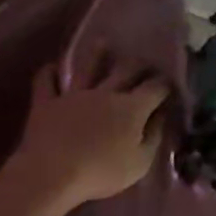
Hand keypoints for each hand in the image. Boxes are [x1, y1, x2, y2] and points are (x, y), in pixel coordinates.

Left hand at [9, 57, 168, 208]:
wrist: (53, 172)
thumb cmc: (101, 173)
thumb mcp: (140, 163)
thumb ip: (154, 138)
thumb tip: (161, 117)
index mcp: (131, 108)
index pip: (155, 89)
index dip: (164, 85)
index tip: (168, 86)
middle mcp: (105, 93)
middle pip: (126, 70)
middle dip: (139, 65)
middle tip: (143, 64)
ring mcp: (74, 94)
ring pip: (87, 66)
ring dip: (97, 54)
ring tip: (103, 43)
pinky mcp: (46, 101)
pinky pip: (46, 80)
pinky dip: (49, 72)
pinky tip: (53, 68)